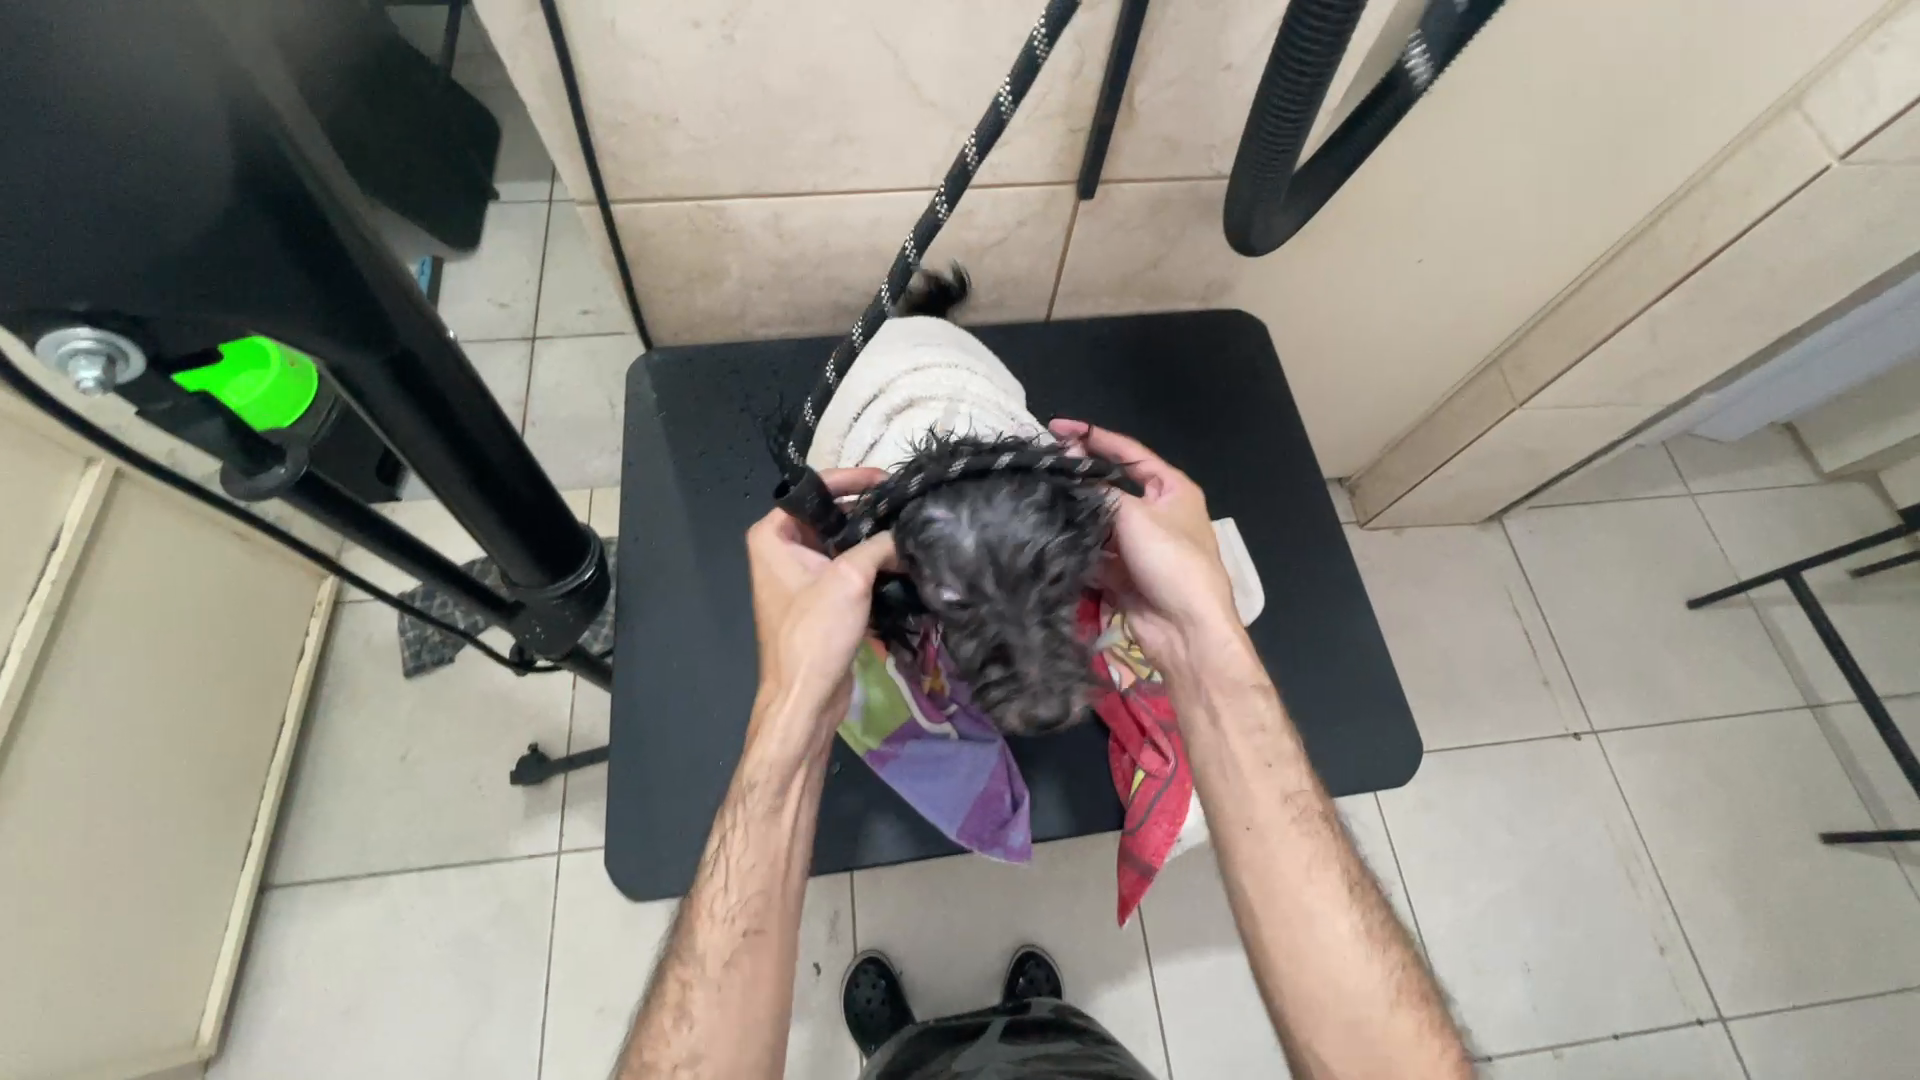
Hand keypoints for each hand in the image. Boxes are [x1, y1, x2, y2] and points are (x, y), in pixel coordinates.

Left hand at [745, 468, 897, 758]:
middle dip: (867, 511)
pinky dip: (871, 565)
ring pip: (842, 544)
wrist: (805, 696)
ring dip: (873, 540)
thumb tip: (910, 533)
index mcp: (773, 535)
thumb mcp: (850, 577)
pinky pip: (847, 569)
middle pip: (830, 515)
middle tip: (906, 505)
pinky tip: (902, 562)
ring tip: (910, 530)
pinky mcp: (820, 599)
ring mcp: (800, 575)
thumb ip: (880, 545)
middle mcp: (782, 549)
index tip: (889, 480)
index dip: (852, 480)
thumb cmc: (815, 632)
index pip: (815, 490)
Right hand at [1049, 419, 1243, 675]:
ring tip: (1038, 499)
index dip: (1093, 436)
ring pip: (1098, 520)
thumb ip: (1100, 489)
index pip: (1128, 451)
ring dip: (1074, 514)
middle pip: (1110, 486)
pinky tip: (1049, 537)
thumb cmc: (1172, 561)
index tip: (1056, 427)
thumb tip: (1069, 466)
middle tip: (1042, 466)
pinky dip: (1076, 546)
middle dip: (1079, 478)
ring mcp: (1138, 544)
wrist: (1185, 629)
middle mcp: (1156, 512)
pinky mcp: (1123, 573)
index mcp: (1171, 488)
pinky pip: (1094, 552)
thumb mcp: (1136, 515)